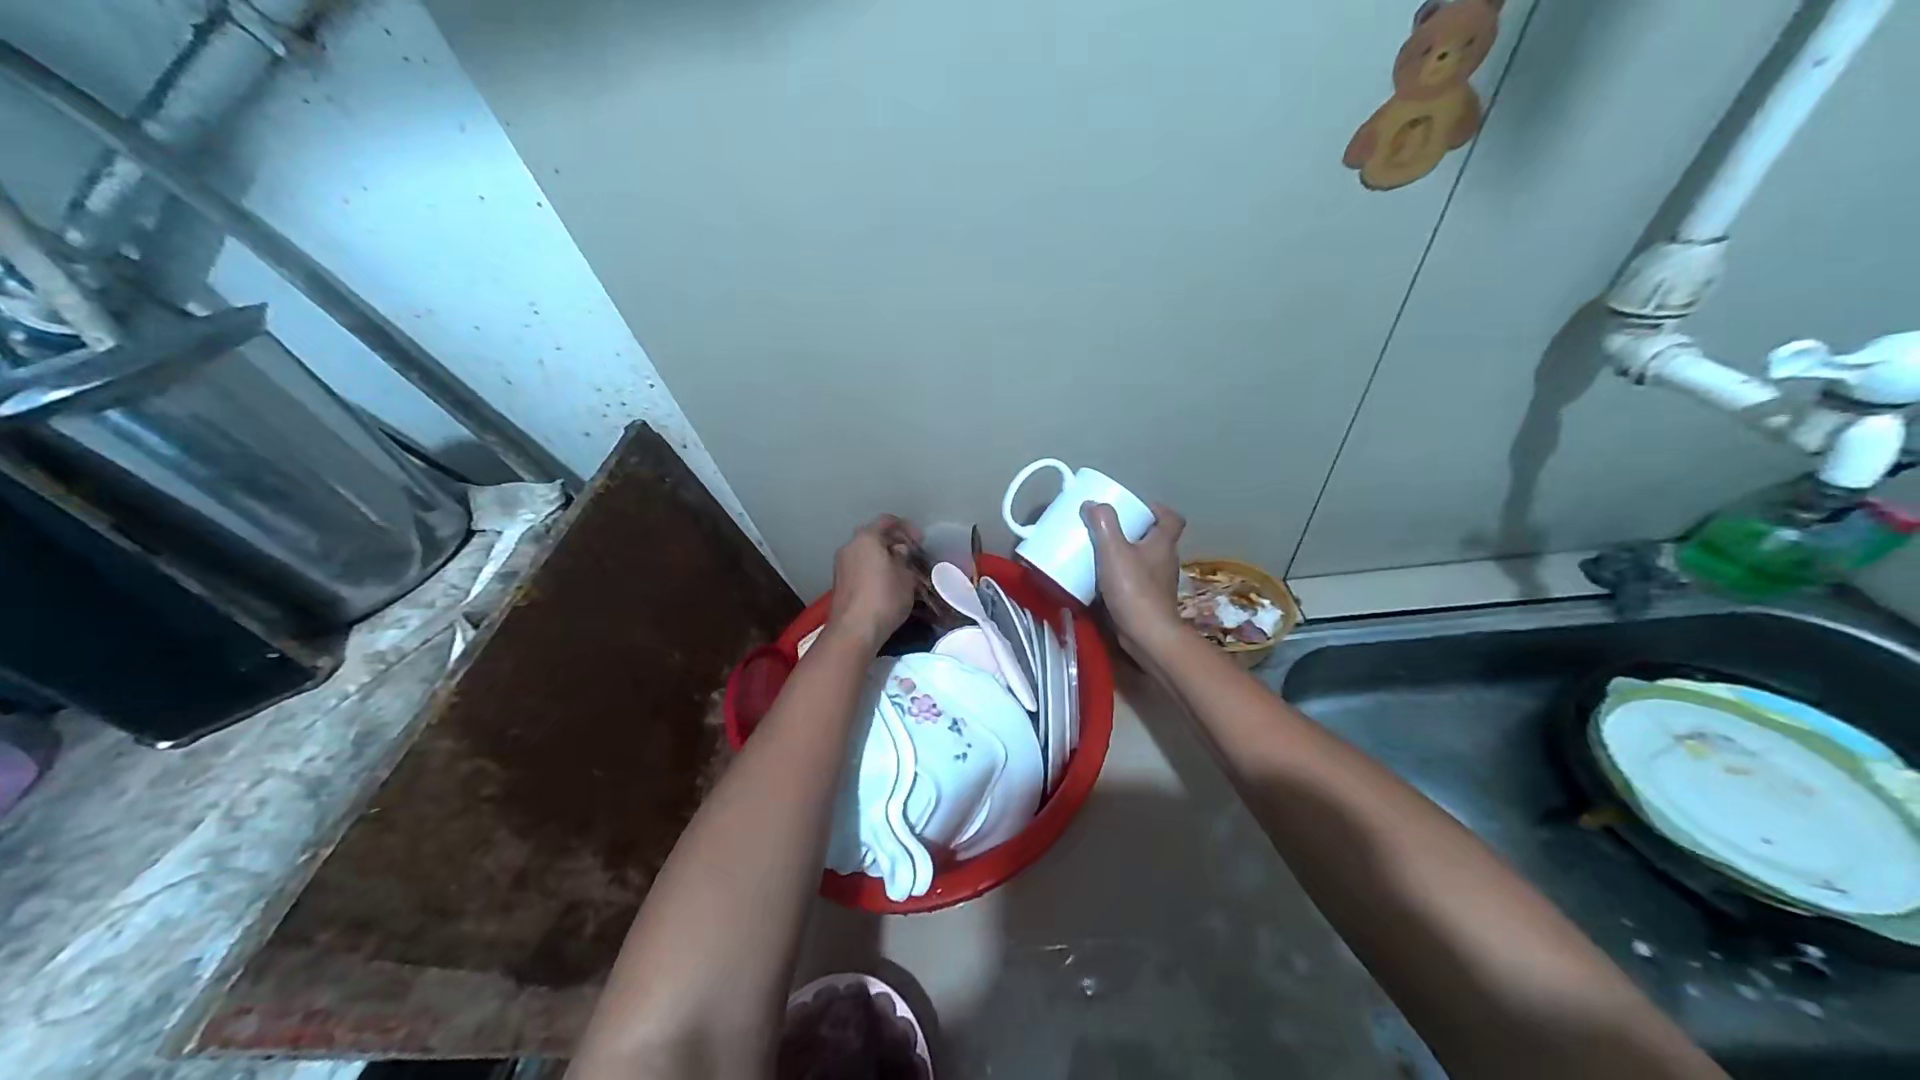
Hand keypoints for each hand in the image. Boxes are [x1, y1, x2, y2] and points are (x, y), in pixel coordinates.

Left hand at [824, 515, 921, 651]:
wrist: (853, 630)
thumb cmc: (884, 598)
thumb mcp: (906, 577)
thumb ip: (904, 558)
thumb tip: (899, 552)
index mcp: (866, 538)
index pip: (887, 521)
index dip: (906, 527)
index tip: (920, 541)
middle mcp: (850, 546)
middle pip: (873, 535)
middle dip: (893, 541)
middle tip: (911, 552)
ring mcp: (841, 564)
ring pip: (865, 551)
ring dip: (882, 555)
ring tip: (901, 568)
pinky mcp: (840, 582)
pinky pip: (859, 565)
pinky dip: (873, 567)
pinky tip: (887, 581)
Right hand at [1082, 501, 1185, 659]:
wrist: (1146, 635)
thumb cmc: (1134, 589)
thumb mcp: (1114, 551)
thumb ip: (1103, 524)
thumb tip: (1093, 503)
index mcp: (1163, 543)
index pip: (1172, 518)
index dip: (1157, 509)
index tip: (1136, 508)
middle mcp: (1166, 560)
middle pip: (1155, 539)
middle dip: (1134, 532)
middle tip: (1110, 529)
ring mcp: (1159, 583)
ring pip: (1145, 561)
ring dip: (1127, 555)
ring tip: (1101, 552)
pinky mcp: (1149, 601)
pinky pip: (1136, 581)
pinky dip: (1122, 577)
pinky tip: (1101, 580)